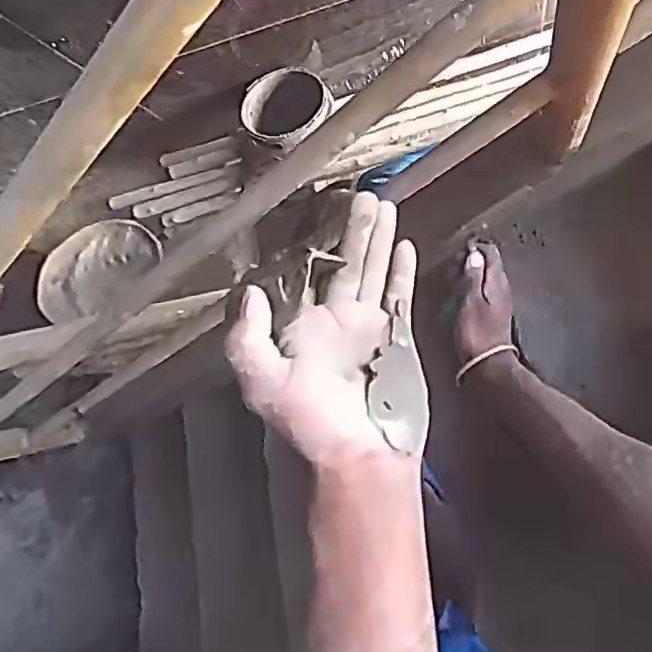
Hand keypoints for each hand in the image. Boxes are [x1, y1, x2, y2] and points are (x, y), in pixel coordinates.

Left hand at [224, 192, 418, 471]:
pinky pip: (399, 296)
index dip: (313, 243)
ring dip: (380, 240)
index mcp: (306, 326)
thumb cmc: (310, 423)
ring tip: (384, 207)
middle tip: (363, 195)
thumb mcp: (262, 382)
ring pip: (375, 272)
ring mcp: (370, 327)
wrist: (360, 456)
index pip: (310, 273)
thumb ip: (248, 337)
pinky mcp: (397, 337)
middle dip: (355, 230)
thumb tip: (248, 291)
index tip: (318, 211)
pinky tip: (403, 246)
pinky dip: (401, 271)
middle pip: (348, 263)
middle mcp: (338, 320)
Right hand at [453, 240, 514, 375]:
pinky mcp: (495, 312)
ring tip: (456, 274)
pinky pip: (485, 289)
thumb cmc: (476, 332)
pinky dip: (475, 285)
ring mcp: (500, 300)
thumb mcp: (470, 301)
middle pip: (490, 264)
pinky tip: (464, 291)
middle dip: (474, 258)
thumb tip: (474, 254)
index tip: (460, 249)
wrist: (487, 365)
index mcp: (498, 282)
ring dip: (473, 272)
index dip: (476, 247)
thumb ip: (473, 276)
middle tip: (455, 262)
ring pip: (488, 276)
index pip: (491, 253)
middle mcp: (503, 288)